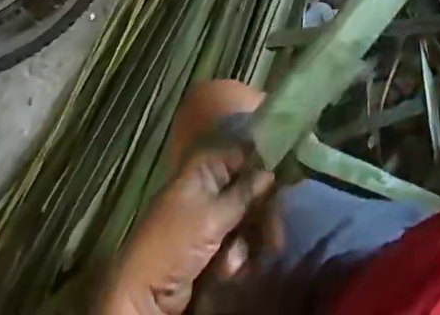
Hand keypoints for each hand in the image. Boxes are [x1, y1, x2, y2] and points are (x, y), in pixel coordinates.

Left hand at [97, 140, 274, 314]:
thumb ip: (245, 193)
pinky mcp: (215, 241)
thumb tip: (273, 170)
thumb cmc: (175, 241)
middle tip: (274, 239)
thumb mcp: (212, 216)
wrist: (147, 288)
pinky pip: (241, 241)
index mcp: (203, 167)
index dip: (266, 163)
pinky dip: (240, 256)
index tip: (291, 179)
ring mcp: (213, 214)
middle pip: (252, 187)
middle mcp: (210, 184)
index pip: (243, 152)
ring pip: (250, 218)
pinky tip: (230, 270)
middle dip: (264, 215)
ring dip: (252, 241)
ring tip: (241, 261)